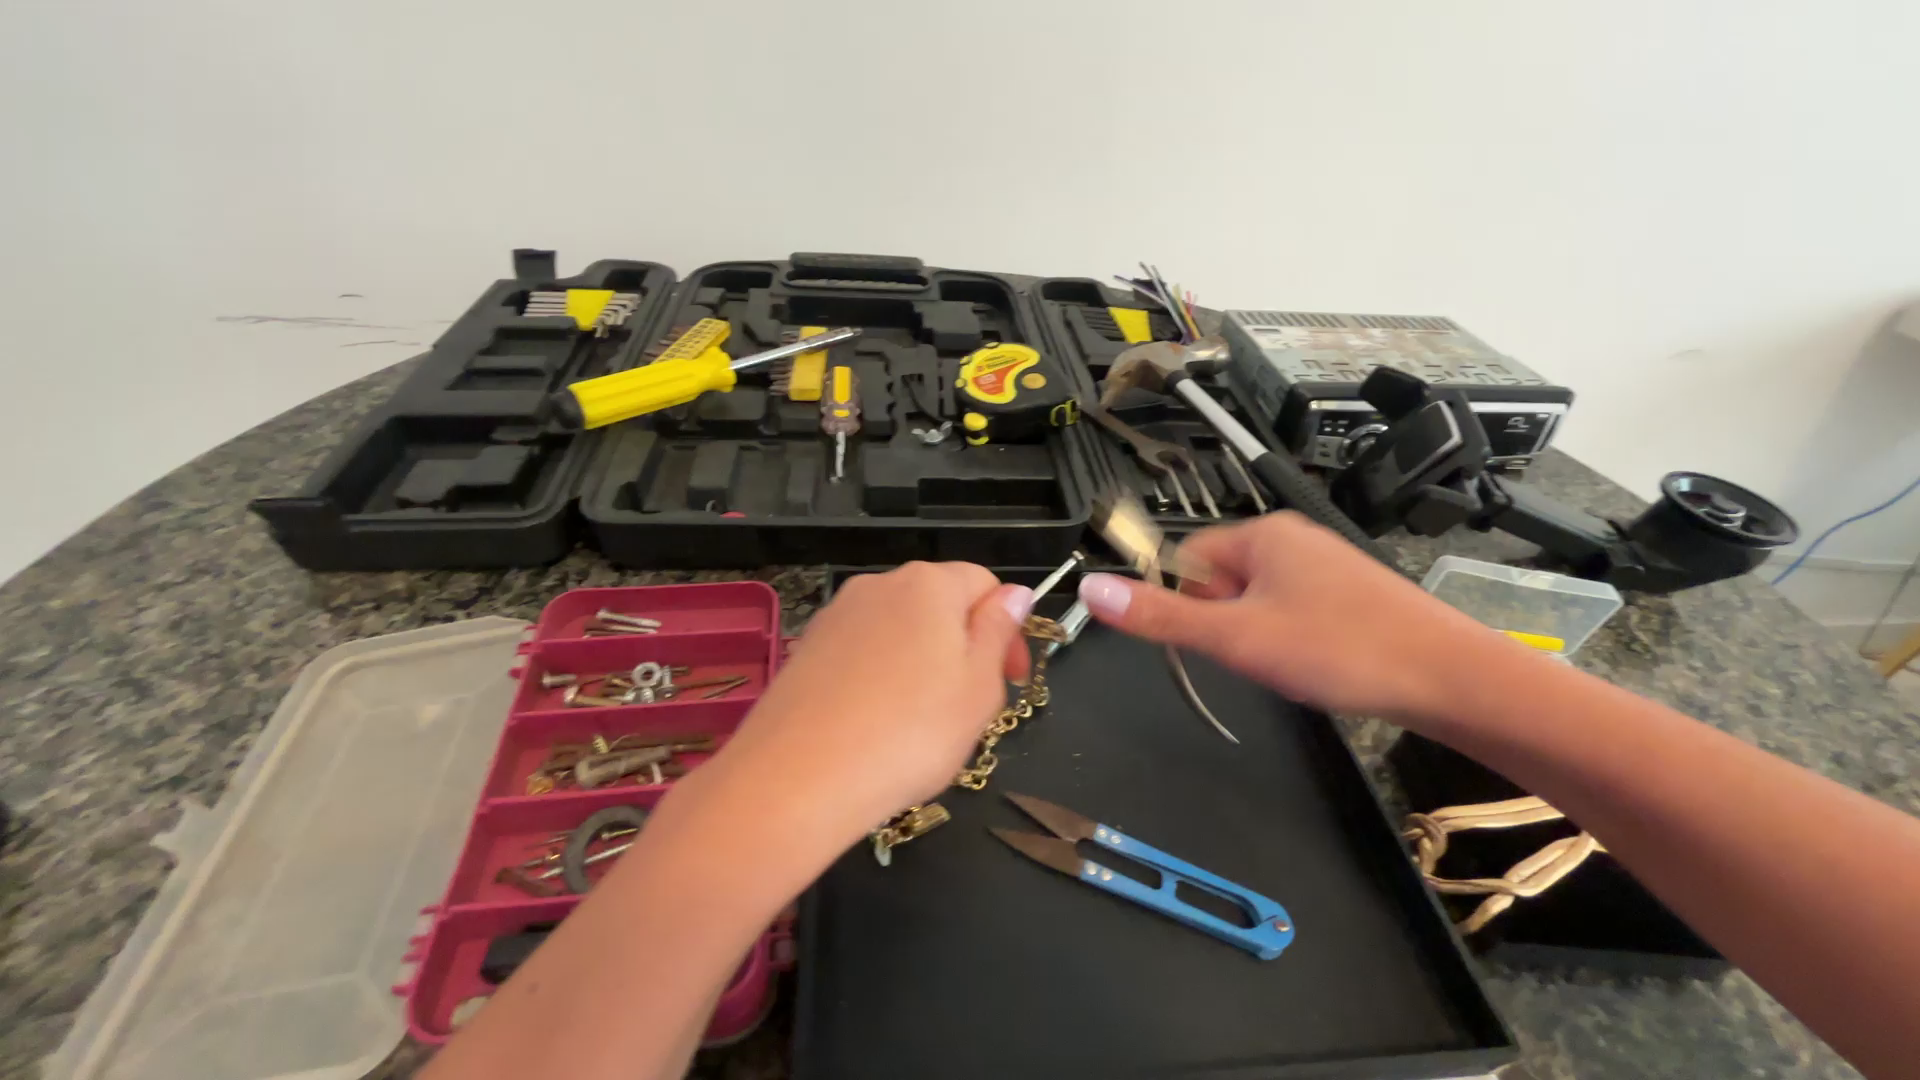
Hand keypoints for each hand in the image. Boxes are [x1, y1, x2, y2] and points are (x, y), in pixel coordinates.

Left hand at [704, 562, 1033, 838]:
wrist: (797, 779)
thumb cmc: (909, 733)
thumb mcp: (978, 686)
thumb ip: (999, 630)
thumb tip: (1014, 593)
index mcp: (929, 583)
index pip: (985, 583)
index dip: (1008, 629)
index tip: (1013, 679)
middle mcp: (878, 585)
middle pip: (939, 604)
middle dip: (964, 647)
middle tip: (973, 708)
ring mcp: (836, 616)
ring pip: (899, 631)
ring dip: (924, 664)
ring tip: (924, 724)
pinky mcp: (807, 650)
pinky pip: (862, 654)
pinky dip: (881, 679)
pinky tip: (878, 725)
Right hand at [1075, 511, 1512, 721]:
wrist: (1451, 678)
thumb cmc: (1338, 649)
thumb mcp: (1235, 638)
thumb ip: (1160, 616)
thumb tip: (1090, 589)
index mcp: (1262, 534)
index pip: (1187, 558)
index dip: (1186, 604)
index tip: (1208, 641)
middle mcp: (1293, 538)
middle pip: (1221, 579)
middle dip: (1224, 623)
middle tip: (1251, 657)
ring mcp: (1326, 564)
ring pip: (1258, 599)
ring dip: (1256, 634)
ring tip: (1287, 664)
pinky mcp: (1351, 593)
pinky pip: (1294, 609)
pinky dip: (1291, 638)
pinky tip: (1315, 664)